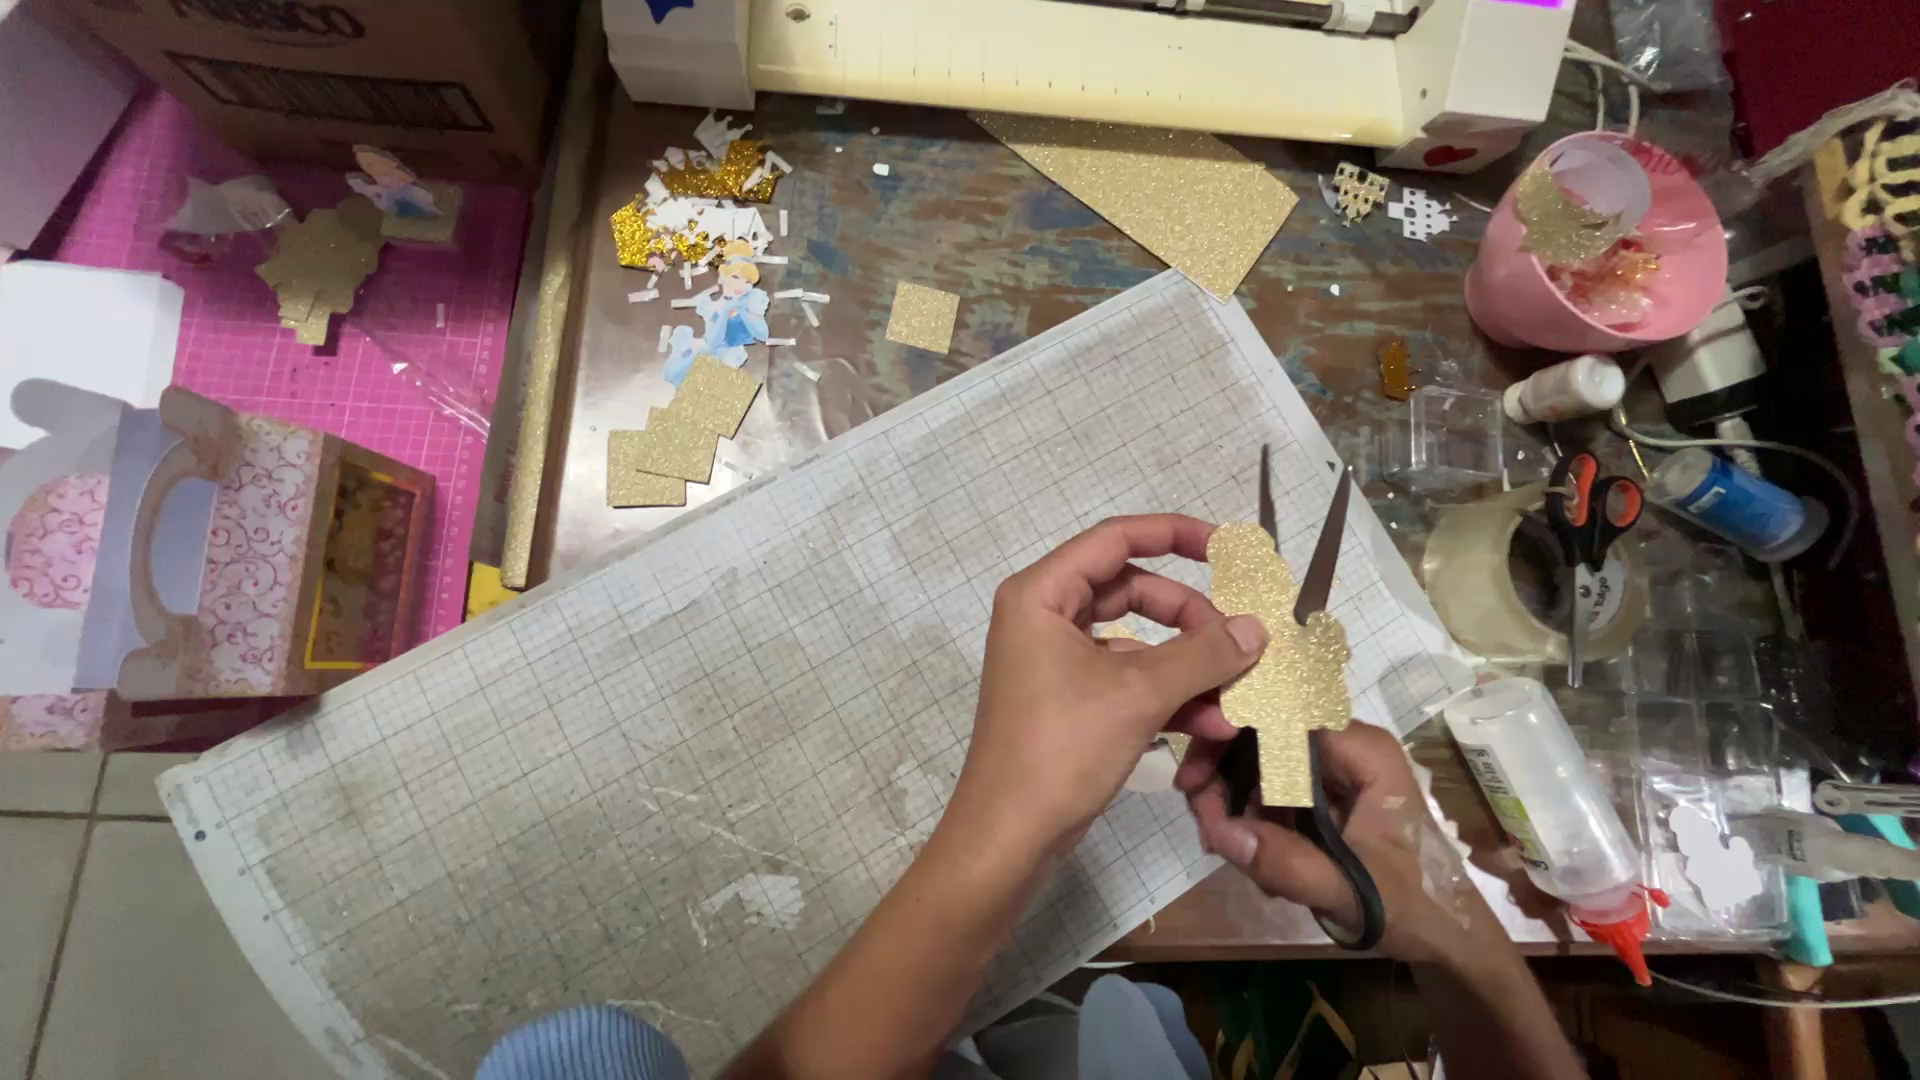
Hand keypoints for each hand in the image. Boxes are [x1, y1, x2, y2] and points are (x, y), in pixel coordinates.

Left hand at [943, 515, 1268, 859]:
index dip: (1174, 534)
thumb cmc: (1061, 747)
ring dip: (1186, 666)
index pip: (1115, 539)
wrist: (1009, 834)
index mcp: (1041, 593)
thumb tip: (1256, 627)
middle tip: (1238, 641)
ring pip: (1135, 640)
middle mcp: (1044, 616)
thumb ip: (1202, 654)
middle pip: (1130, 590)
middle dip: (1188, 616)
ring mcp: (1056, 659)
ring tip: (1236, 697)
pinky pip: (1126, 678)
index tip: (1226, 546)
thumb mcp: (1138, 694)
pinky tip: (1211, 724)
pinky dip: (1166, 695)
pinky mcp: (1070, 697)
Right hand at [1180, 723, 1478, 963]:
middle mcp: (1343, 743)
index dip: (1226, 737)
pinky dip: (1245, 810)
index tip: (1191, 782)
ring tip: (1223, 845)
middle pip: (1259, 734)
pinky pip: (1265, 781)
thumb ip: (1290, 865)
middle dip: (1219, 775)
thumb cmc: (1418, 908)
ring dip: (1228, 797)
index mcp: (1362, 750)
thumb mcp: (1355, 894)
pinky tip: (1246, 848)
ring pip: (1255, 758)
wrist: (1449, 937)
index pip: (1277, 716)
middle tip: (1201, 822)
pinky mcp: (1319, 786)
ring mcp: (1330, 764)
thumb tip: (1221, 830)